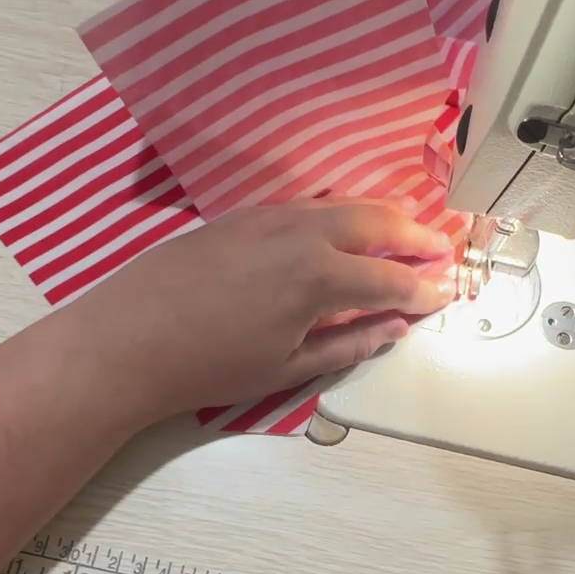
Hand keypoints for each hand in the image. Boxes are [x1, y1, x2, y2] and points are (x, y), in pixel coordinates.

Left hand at [49, 197, 455, 422]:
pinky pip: (307, 205)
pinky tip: (341, 229)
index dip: (423, 289)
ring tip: (403, 231)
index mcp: (319, 277)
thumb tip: (392, 328)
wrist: (130, 339)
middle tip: (441, 249)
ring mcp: (269, 217)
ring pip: (341, 205)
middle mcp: (301, 233)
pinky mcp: (242, 215)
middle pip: (376, 221)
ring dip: (380, 217)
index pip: (391, 278)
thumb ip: (348, 344)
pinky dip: (339, 214)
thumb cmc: (209, 366)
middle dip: (416, 235)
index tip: (445, 293)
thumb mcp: (286, 369)